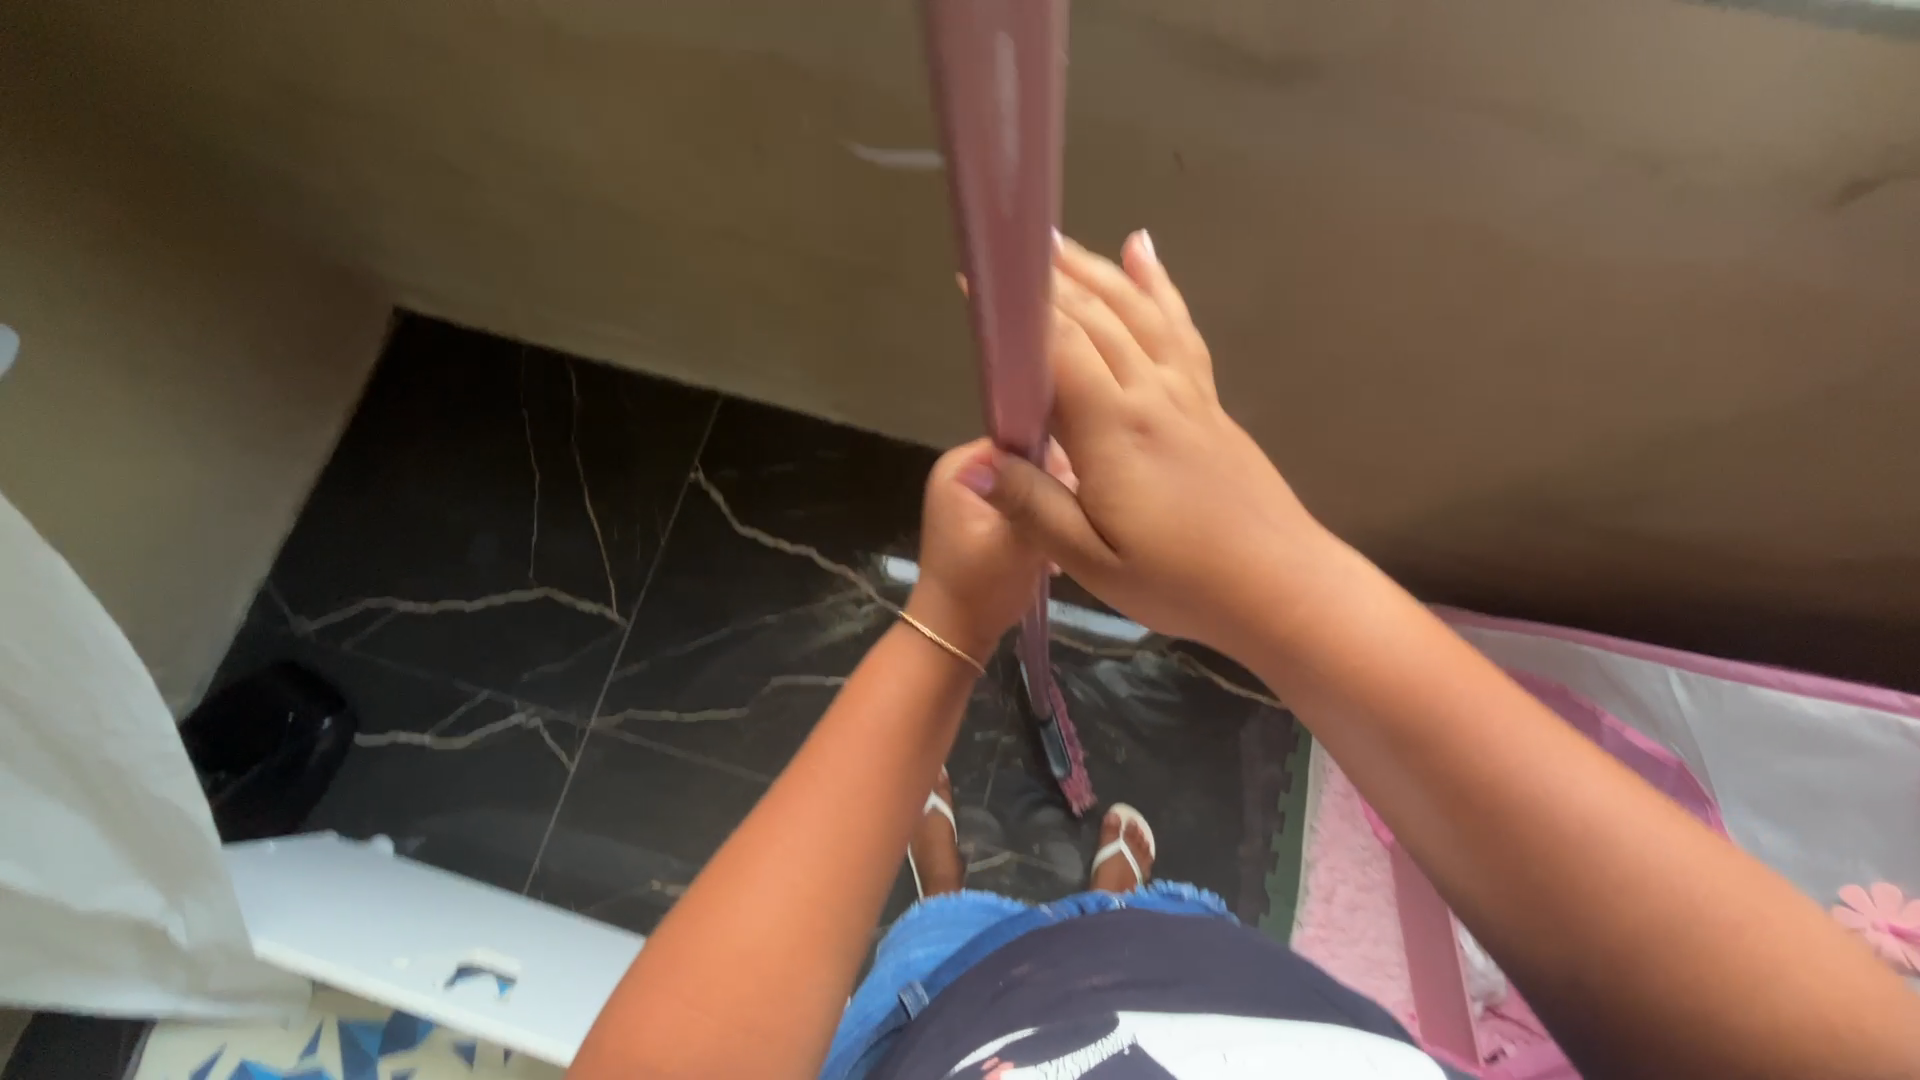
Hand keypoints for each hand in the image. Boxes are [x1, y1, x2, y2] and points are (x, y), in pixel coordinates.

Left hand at [906, 438, 1069, 661]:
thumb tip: (1069, 462)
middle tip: (1067, 525)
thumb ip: (1041, 497)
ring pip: (1026, 487)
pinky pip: (1018, 507)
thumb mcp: (1019, 539)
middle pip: (1025, 463)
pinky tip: (1047, 555)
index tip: (1075, 494)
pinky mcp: (979, 520)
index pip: (1021, 438)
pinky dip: (1035, 527)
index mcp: (961, 467)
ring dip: (1045, 513)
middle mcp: (961, 473)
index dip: (1053, 461)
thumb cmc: (983, 586)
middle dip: (1050, 492)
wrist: (954, 635)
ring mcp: (969, 497)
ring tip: (1057, 545)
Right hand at [971, 231, 1339, 654]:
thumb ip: (1032, 507)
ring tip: (1061, 243)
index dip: (1016, 312)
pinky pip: (1180, 331)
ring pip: (1138, 312)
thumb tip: (975, 465)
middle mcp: (1150, 394)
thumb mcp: (1091, 562)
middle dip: (1050, 279)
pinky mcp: (1209, 403)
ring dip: (1097, 271)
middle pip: (1097, 317)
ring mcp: (1187, 393)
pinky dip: (1160, 288)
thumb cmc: (1181, 582)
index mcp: (1114, 429)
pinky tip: (1147, 257)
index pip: (1059, 347)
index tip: (978, 286)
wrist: (1282, 588)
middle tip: (1009, 251)